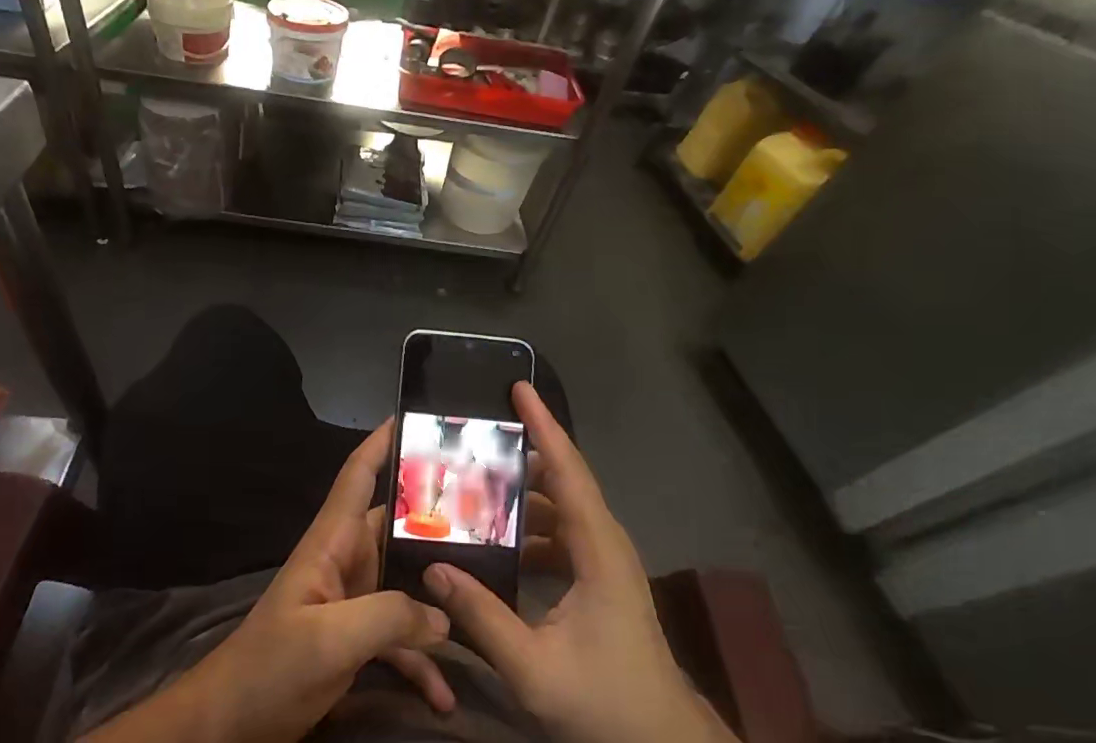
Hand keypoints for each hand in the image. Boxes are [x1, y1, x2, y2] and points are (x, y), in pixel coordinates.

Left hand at [87, 423, 452, 742]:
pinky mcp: (359, 640)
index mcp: (334, 542)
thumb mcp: (329, 638)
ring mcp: (355, 601)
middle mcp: (349, 561)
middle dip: (439, 518)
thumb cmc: (270, 667)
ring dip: (440, 595)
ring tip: (488, 593)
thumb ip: (389, 616)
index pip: (359, 475)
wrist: (227, 727)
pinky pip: (401, 639)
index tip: (416, 419)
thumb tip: (445, 615)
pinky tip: (446, 693)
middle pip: (398, 525)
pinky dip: (422, 661)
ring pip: (409, 581)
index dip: (382, 442)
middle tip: (489, 513)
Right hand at [424, 382, 737, 742]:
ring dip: (524, 496)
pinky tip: (501, 542)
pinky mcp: (602, 578)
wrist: (661, 739)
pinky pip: (564, 536)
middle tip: (477, 440)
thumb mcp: (534, 667)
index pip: (567, 469)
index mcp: (598, 547)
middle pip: (564, 481)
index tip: (519, 389)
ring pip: (563, 509)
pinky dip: (533, 529)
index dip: (544, 425)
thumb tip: (434, 569)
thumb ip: (482, 617)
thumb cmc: (605, 699)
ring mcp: (606, 560)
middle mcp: (606, 541)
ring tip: (478, 486)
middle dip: (524, 454)